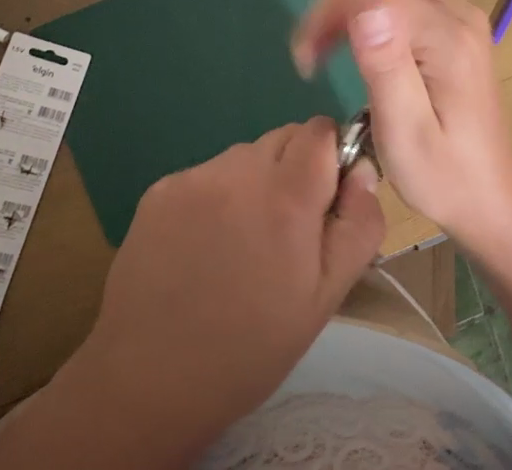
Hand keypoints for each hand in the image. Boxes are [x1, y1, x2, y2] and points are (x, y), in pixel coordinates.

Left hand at [78, 117, 385, 446]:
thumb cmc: (252, 347)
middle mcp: (238, 172)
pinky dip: (216, 198)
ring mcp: (192, 179)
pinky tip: (204, 248)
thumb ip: (358, 224)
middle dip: (295, 170)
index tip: (326, 200)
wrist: (149, 381)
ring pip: (244, 157)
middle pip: (283, 138)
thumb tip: (362, 171)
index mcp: (286, 197)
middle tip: (285, 231)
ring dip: (255, 183)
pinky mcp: (158, 191)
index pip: (321, 130)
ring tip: (242, 245)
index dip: (332, 157)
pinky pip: (206, 176)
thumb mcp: (326, 297)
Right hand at [292, 0, 511, 245]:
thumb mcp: (406, 133)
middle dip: (335, 0)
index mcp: (445, 38)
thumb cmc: (443, 176)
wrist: (491, 196)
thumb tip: (363, 8)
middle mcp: (456, 13)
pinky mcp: (453, 24)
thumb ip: (386, 67)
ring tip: (327, 36)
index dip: (327, 13)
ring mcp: (458, 14)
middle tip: (312, 53)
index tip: (306, 62)